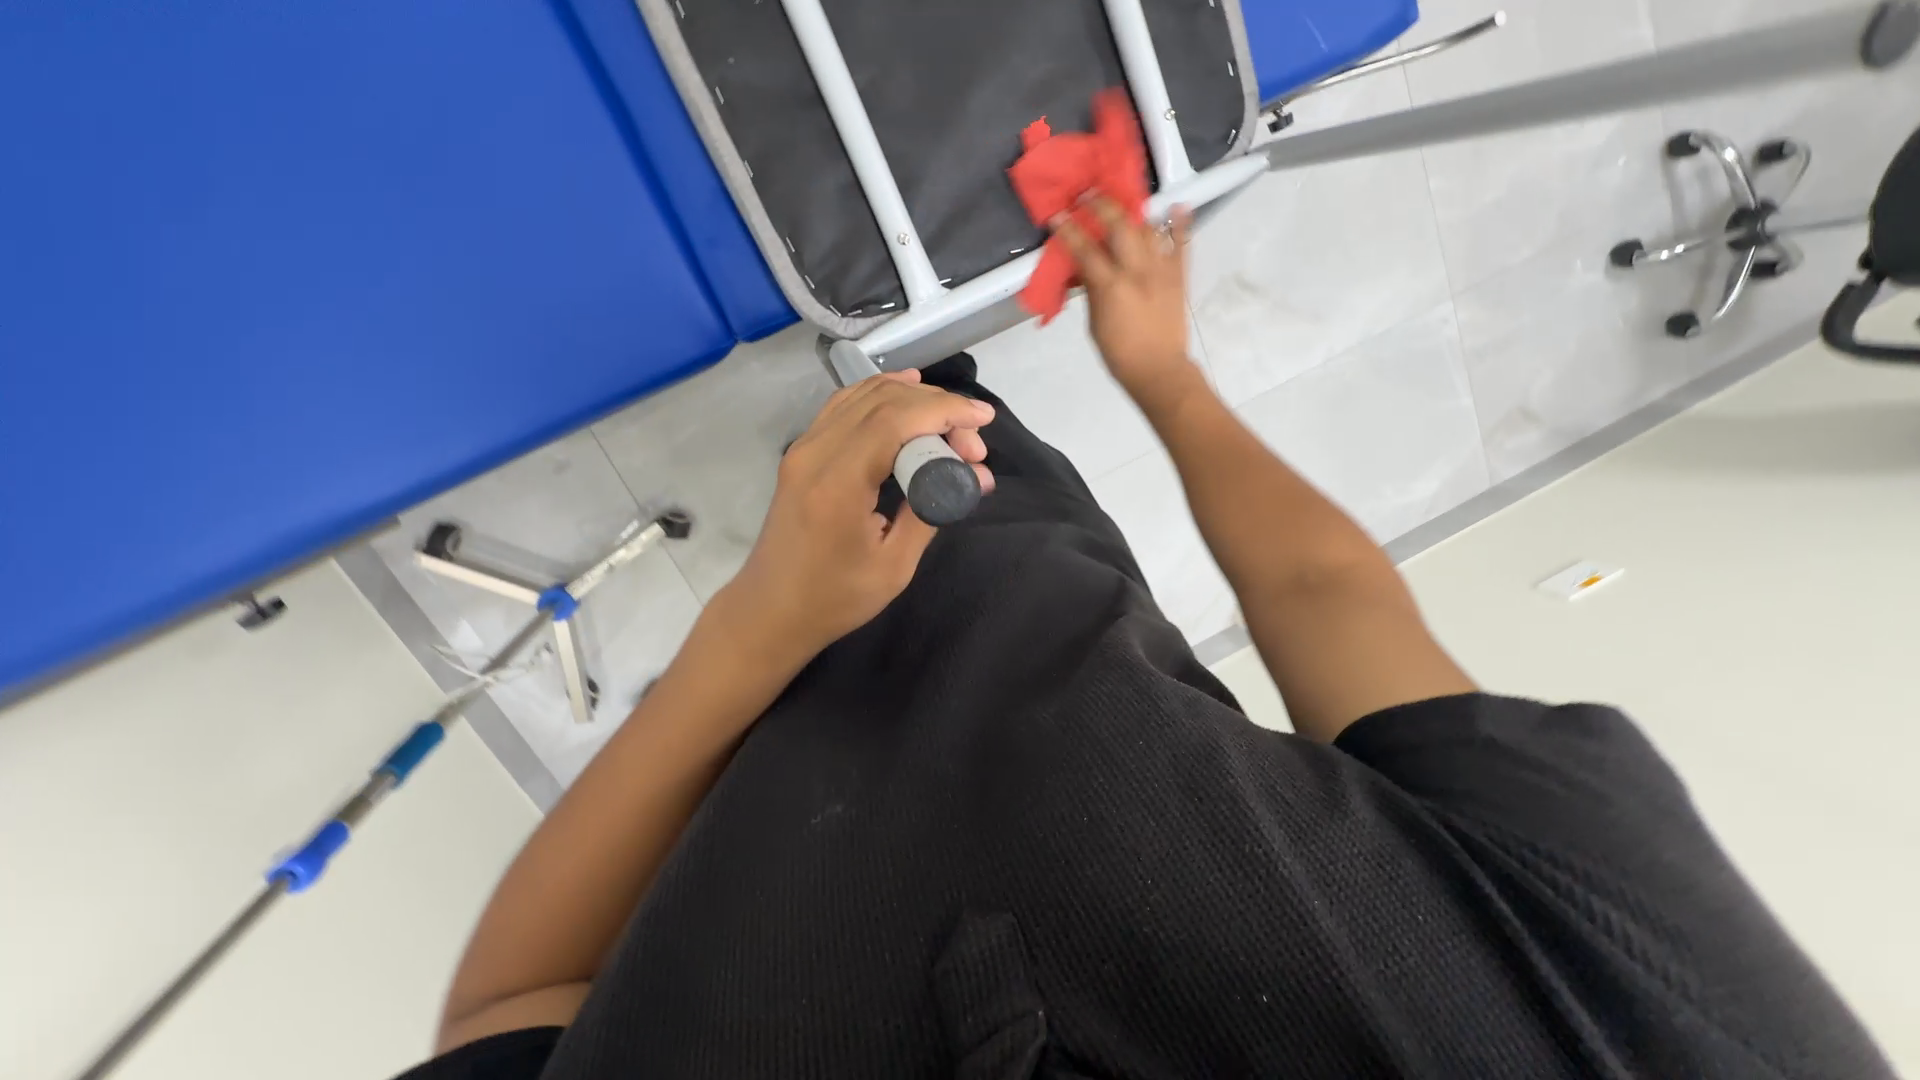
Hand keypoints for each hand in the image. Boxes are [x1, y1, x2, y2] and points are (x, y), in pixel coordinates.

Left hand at [713, 370, 995, 664]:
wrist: (771, 611)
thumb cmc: (834, 598)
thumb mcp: (894, 566)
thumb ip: (931, 511)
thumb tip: (975, 476)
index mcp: (838, 483)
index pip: (896, 419)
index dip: (945, 410)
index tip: (984, 421)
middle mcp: (815, 453)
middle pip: (883, 400)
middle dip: (937, 407)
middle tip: (973, 444)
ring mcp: (803, 448)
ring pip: (863, 395)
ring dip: (912, 398)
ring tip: (952, 421)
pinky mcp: (801, 452)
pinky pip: (845, 406)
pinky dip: (882, 397)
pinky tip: (908, 396)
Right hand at [1053, 198, 1203, 409]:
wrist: (1159, 370)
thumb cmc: (1119, 354)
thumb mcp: (1095, 323)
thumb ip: (1092, 291)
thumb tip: (1086, 268)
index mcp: (1111, 287)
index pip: (1084, 250)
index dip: (1068, 231)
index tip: (1057, 216)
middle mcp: (1137, 271)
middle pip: (1119, 226)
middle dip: (1101, 206)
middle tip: (1088, 196)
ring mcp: (1161, 270)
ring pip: (1148, 229)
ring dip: (1134, 212)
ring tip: (1123, 203)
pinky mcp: (1179, 276)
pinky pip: (1182, 244)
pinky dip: (1181, 223)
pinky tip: (1176, 206)